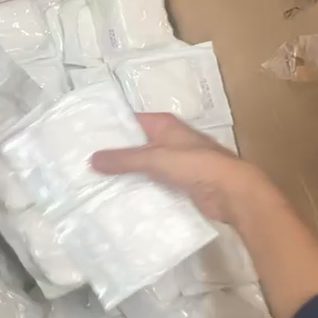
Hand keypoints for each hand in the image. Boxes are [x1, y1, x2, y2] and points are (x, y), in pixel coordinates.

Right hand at [93, 113, 317, 317]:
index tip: (85, 136)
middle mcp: (170, 140)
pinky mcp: (180, 184)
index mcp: (166, 125)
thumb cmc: (197, 166)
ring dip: (126, 173)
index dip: (111, 126)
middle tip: (83, 161)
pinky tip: (120, 197)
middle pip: (136, 144)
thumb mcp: (156, 158)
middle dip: (114, 152)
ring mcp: (176, 163)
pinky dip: (139, 188)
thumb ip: (124, 159)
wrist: (234, 193)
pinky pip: (153, 184)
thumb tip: (91, 159)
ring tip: (95, 181)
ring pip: (143, 165)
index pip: (132, 120)